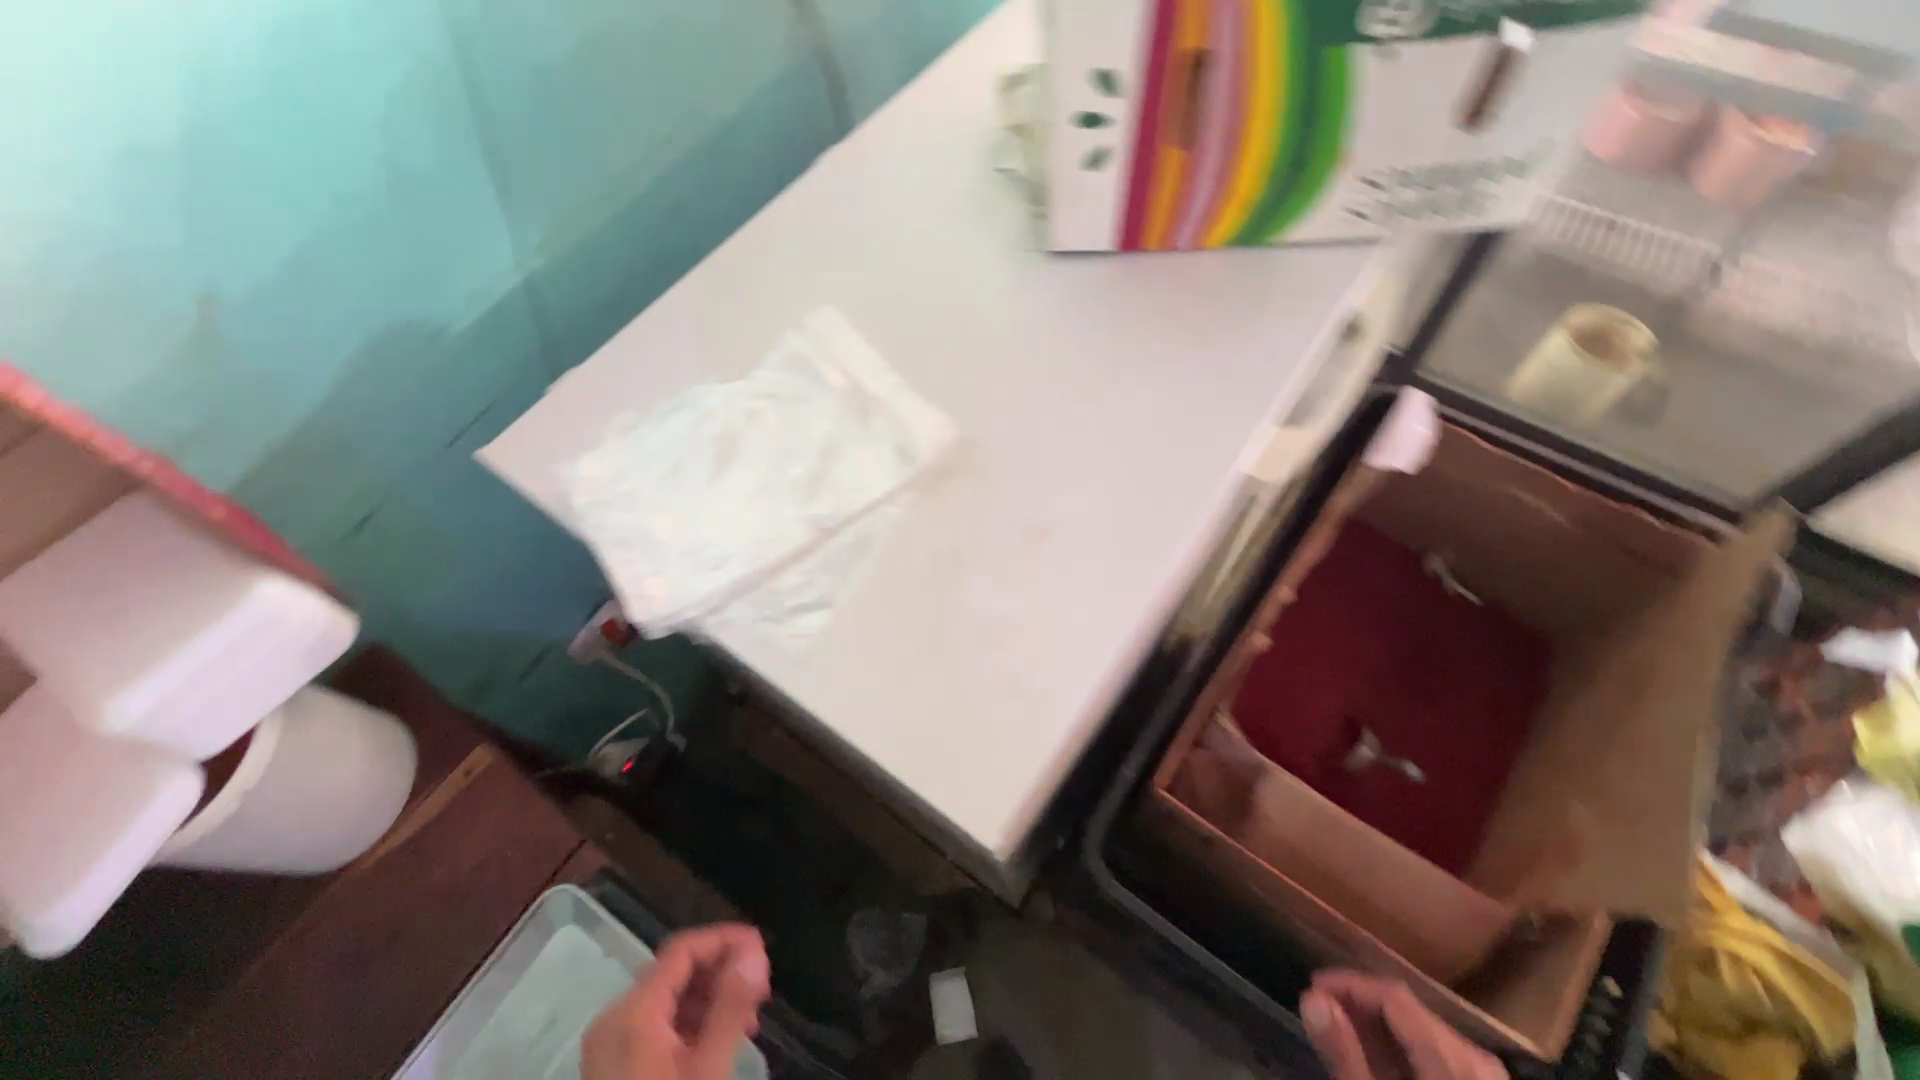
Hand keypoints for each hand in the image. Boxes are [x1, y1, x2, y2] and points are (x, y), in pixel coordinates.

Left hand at [583, 923, 771, 1079]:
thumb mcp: (708, 1070)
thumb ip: (731, 1006)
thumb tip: (754, 951)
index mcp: (633, 1013)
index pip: (682, 950)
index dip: (725, 940)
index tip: (765, 949)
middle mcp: (614, 1020)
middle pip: (672, 973)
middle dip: (719, 972)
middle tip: (762, 990)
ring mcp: (610, 1046)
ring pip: (666, 1000)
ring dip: (708, 999)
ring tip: (747, 1019)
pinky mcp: (613, 1069)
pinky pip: (656, 1027)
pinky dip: (689, 1024)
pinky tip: (718, 1042)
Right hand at [1301, 971, 1505, 1079]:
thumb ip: (1345, 1056)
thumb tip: (1312, 998)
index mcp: (1456, 1068)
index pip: (1397, 1000)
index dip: (1351, 984)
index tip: (1311, 985)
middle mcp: (1481, 1069)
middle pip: (1417, 1014)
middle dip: (1365, 1005)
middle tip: (1321, 1009)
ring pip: (1430, 1034)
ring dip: (1383, 1027)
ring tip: (1342, 1030)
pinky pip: (1445, 1058)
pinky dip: (1407, 1052)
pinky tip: (1379, 1060)